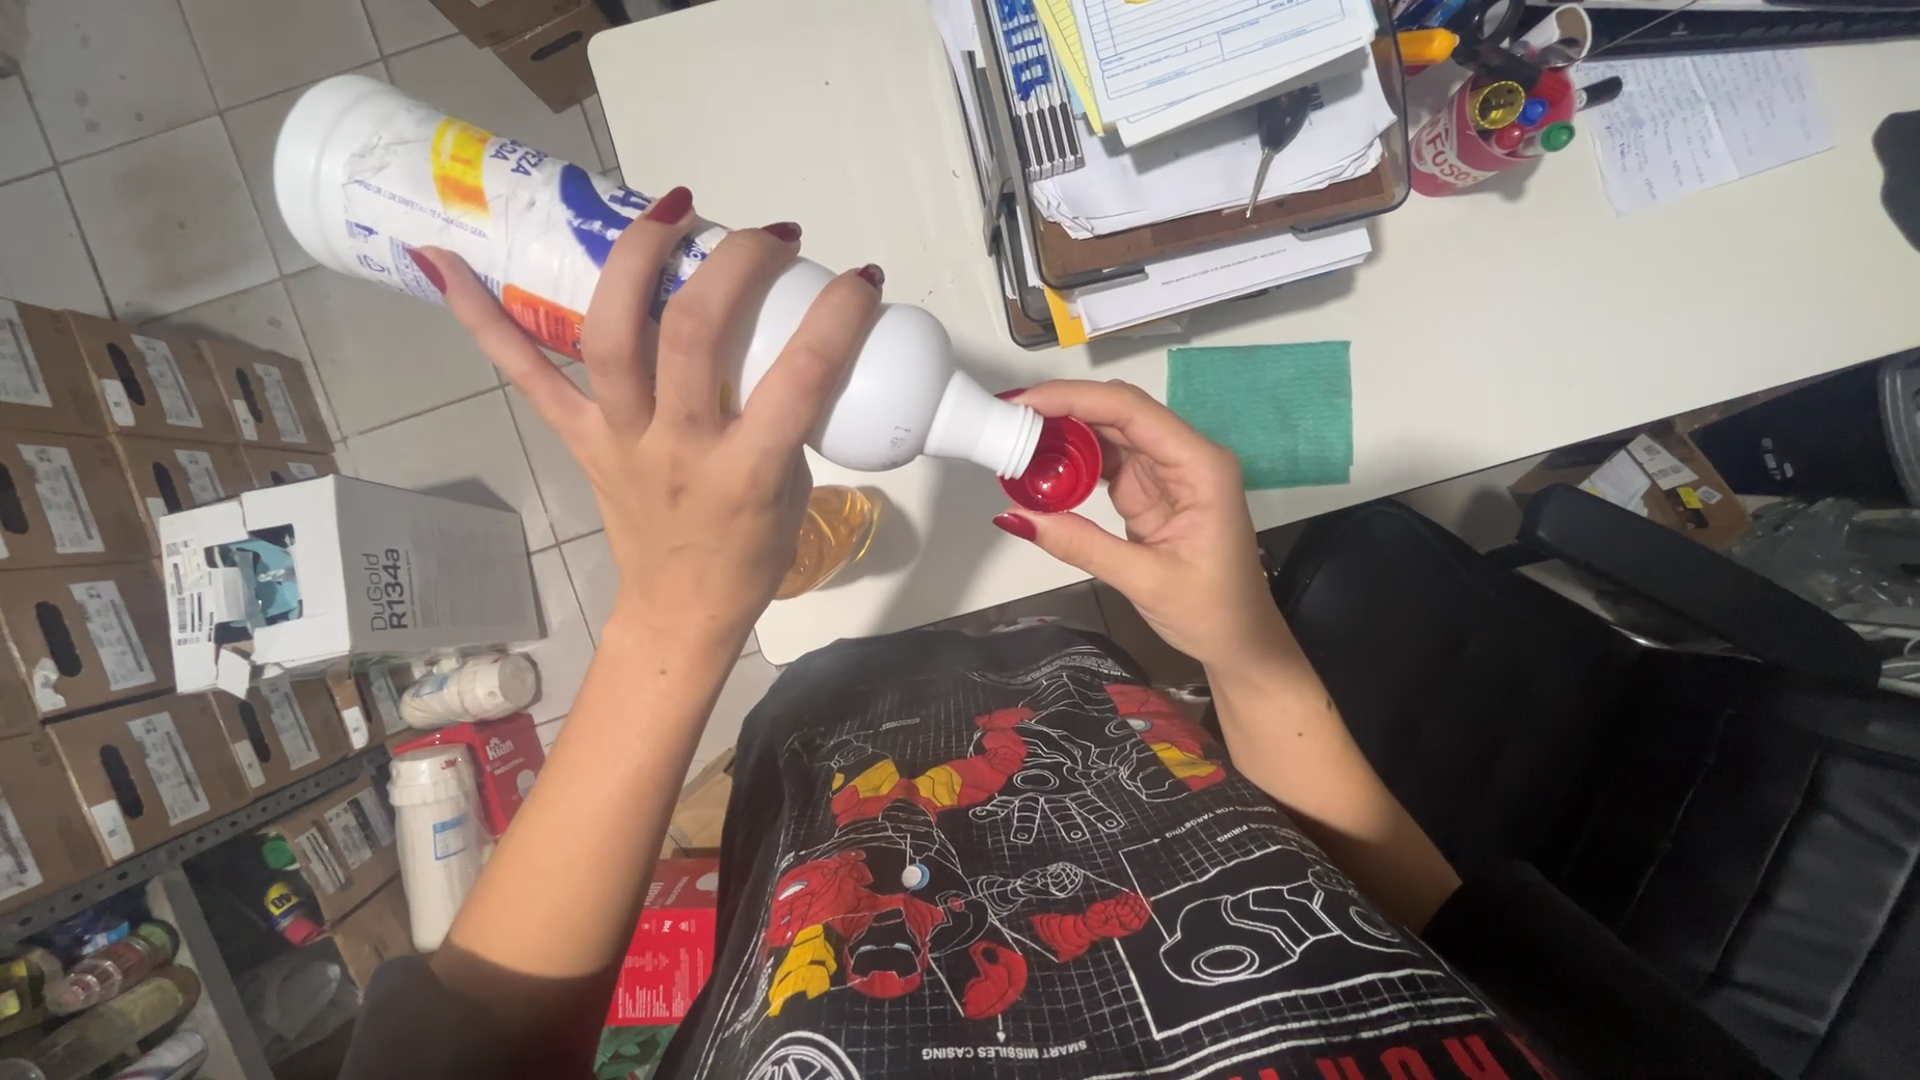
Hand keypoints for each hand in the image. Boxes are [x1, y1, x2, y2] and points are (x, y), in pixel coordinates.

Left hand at [412, 189, 883, 650]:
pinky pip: (527, 378)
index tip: (862, 278)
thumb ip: (786, 422)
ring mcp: (619, 441)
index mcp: (748, 471)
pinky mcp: (578, 442)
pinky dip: (483, 321)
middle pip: (693, 334)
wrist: (682, 612)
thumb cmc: (750, 559)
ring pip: (611, 335)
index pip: (801, 377)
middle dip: (735, 264)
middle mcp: (679, 448)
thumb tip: (781, 349)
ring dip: (636, 259)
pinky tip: (442, 262)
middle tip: (769, 238)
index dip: (838, 315)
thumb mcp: (792, 493)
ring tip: (672, 212)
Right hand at [996, 380, 1288, 672]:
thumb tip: (1017, 516)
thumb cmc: (1212, 611)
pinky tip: (1040, 467)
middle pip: (1117, 413)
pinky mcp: (1146, 490)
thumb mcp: (1146, 580)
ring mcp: (1164, 472)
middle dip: (1062, 411)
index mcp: (1200, 466)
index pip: (1132, 411)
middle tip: (1009, 422)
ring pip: (1107, 433)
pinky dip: (1071, 463)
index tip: (1025, 404)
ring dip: (1063, 435)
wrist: (1238, 640)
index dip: (1075, 398)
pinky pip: (1104, 462)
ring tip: (1015, 442)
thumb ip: (1081, 545)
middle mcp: (1183, 457)